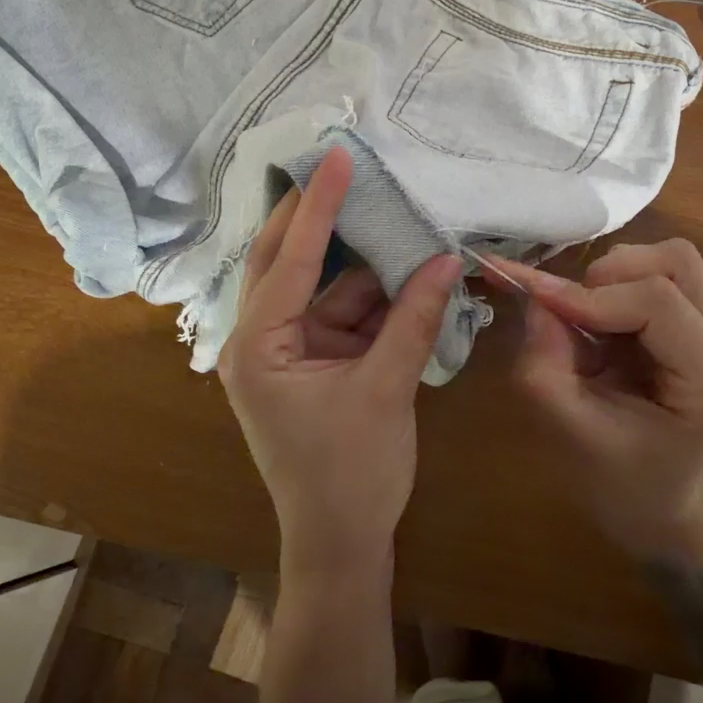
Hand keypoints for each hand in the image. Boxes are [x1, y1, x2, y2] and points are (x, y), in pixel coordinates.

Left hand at [218, 147, 463, 572]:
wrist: (341, 546)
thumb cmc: (351, 474)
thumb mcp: (386, 390)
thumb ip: (415, 320)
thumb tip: (446, 260)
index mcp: (256, 346)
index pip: (287, 259)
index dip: (318, 206)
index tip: (338, 156)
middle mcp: (259, 341)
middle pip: (288, 263)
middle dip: (321, 219)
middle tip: (348, 165)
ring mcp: (286, 353)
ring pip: (324, 289)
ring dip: (362, 263)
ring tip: (397, 214)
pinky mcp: (311, 365)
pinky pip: (341, 317)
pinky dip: (373, 299)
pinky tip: (407, 272)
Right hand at [496, 239, 702, 556]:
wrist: (655, 507)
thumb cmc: (615, 482)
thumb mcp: (568, 432)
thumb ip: (545, 367)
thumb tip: (535, 300)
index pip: (658, 301)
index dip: (590, 295)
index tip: (538, 303)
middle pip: (676, 264)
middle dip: (610, 277)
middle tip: (571, 315)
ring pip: (672, 262)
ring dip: (617, 278)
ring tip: (588, 323)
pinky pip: (663, 278)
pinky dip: (622, 287)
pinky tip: (603, 328)